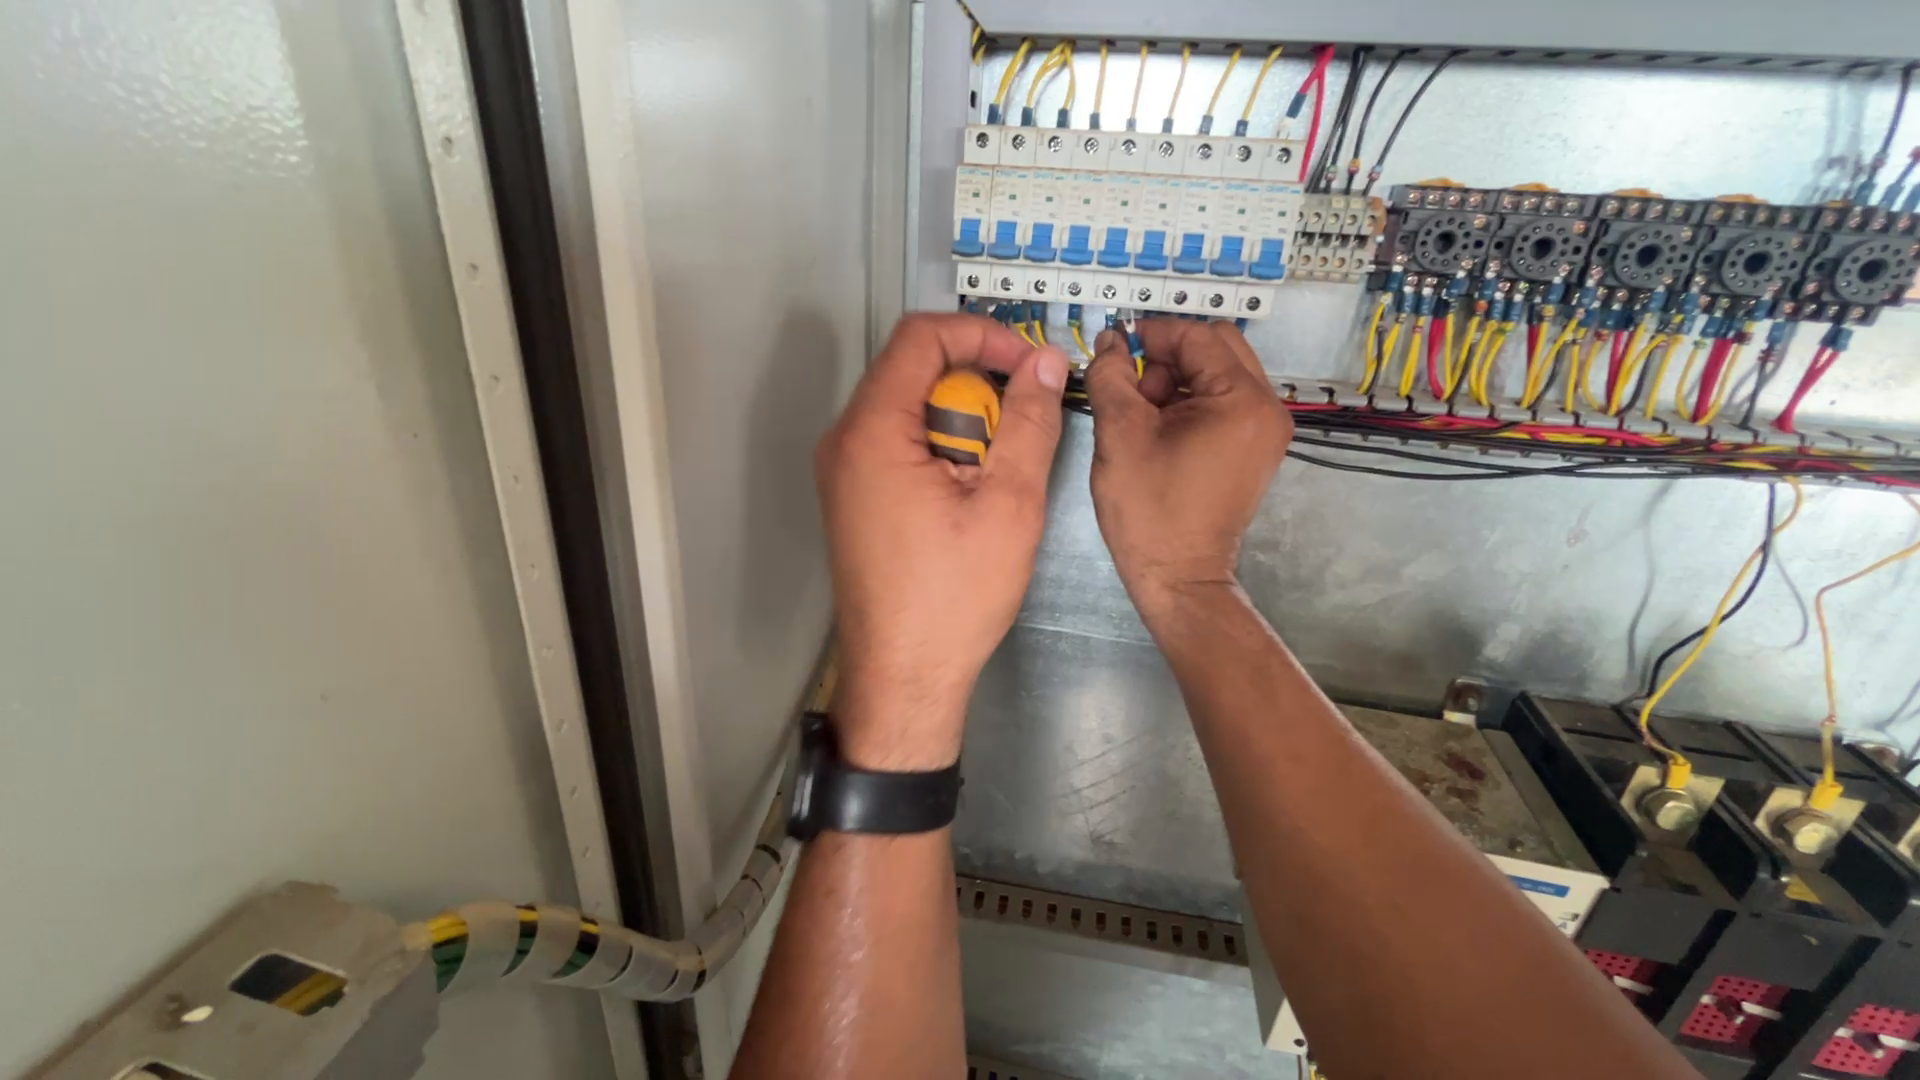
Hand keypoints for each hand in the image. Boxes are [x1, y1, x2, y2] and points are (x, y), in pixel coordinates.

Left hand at [817, 314, 1067, 768]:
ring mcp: (842, 470)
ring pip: (907, 406)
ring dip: (961, 418)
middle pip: (912, 368)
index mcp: (872, 429)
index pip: (921, 336)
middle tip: (1018, 427)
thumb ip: (1029, 422)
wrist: (903, 677)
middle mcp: (844, 440)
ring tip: (997, 468)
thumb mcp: (1009, 504)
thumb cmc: (955, 595)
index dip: (982, 334)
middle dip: (975, 384)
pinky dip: (940, 446)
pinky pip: (896, 442)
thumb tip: (1044, 362)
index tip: (1029, 364)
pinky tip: (968, 491)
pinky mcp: (853, 497)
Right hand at [1085, 320, 1291, 615]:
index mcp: (1242, 400)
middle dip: (1168, 358)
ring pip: (1219, 375)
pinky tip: (1161, 432)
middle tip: (1132, 391)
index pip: (1198, 337)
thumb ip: (1111, 375)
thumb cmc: (1149, 509)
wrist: (1179, 577)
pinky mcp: (1254, 449)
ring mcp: (1265, 431)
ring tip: (1144, 417)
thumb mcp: (1119, 434)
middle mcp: (1268, 408)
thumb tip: (1110, 340)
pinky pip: (1224, 404)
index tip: (1114, 348)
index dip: (1152, 335)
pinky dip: (1191, 404)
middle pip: (1216, 349)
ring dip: (1177, 381)